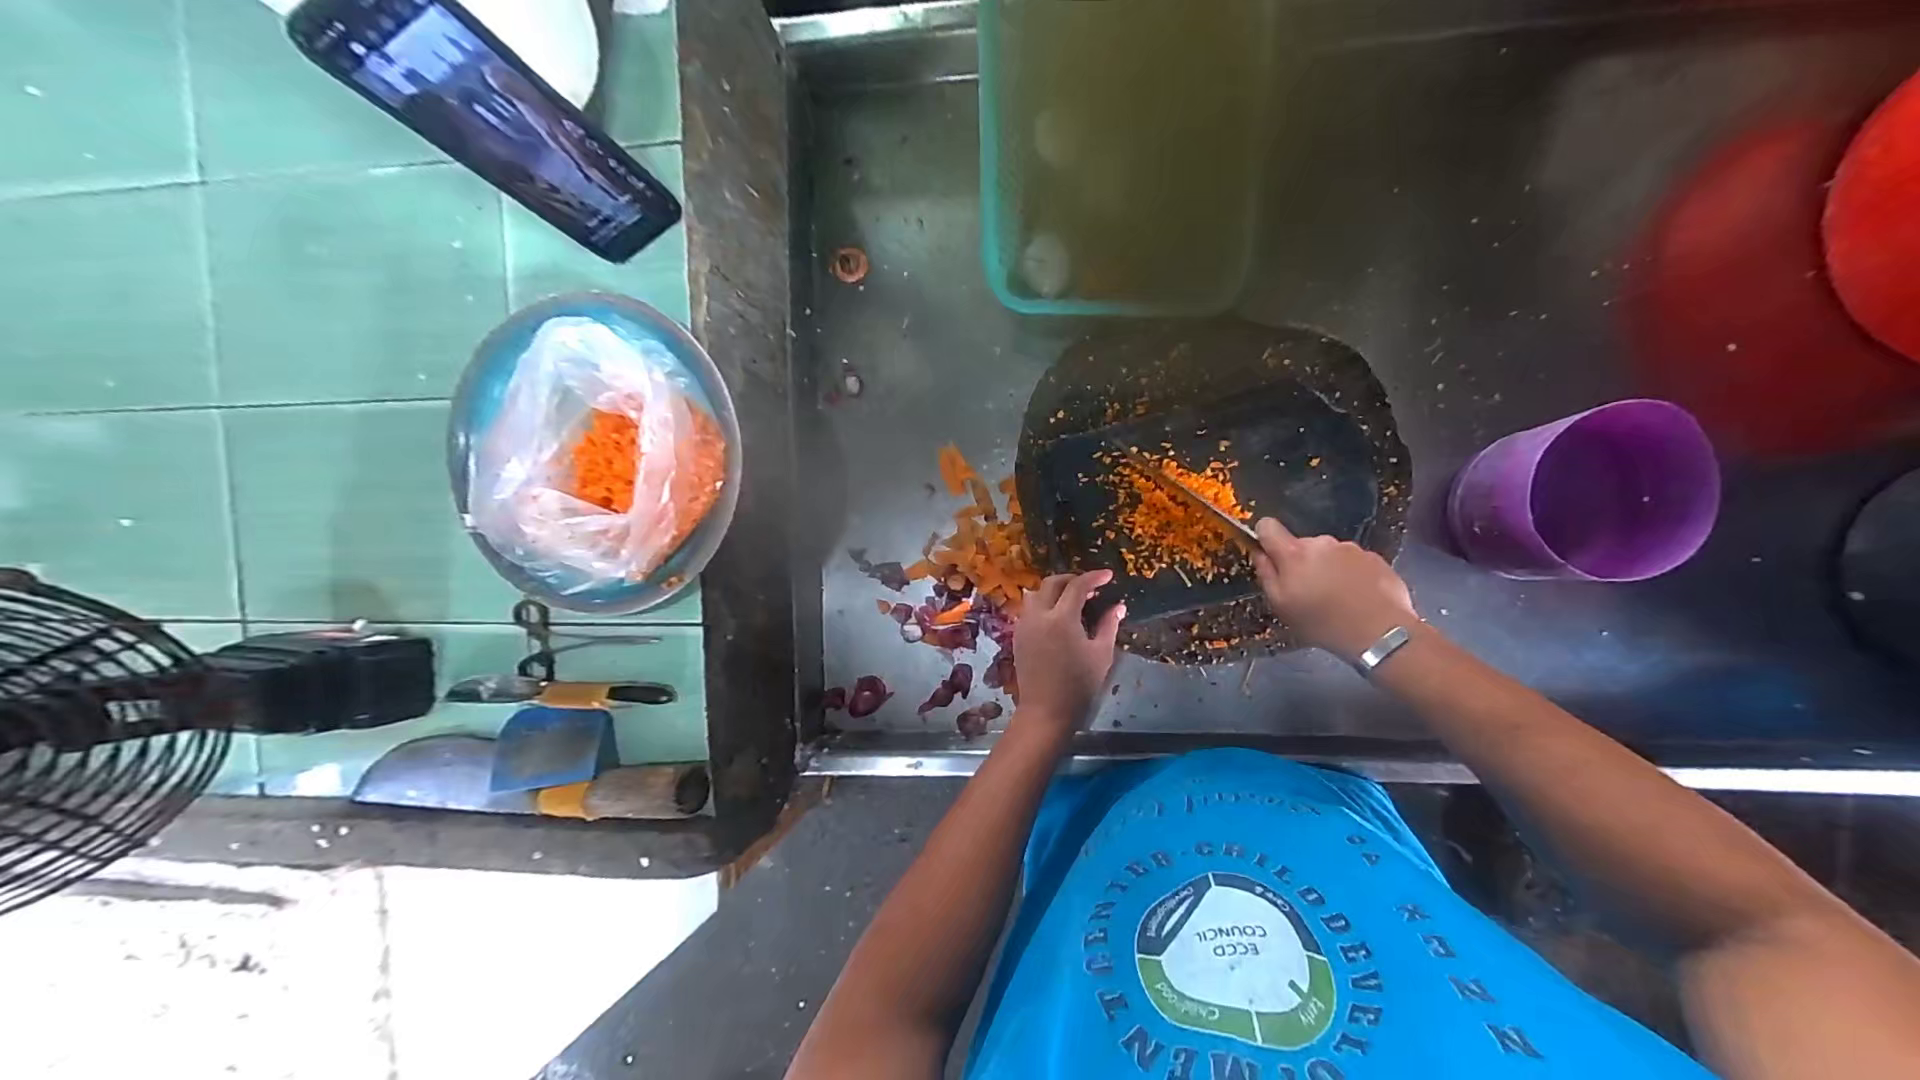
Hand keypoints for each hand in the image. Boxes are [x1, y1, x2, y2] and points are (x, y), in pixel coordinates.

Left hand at [1012, 570, 1124, 734]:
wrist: (1046, 710)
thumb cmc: (1079, 685)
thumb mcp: (1101, 654)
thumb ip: (1109, 625)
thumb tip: (1118, 606)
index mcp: (1061, 618)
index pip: (1077, 586)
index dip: (1094, 577)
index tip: (1107, 576)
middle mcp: (1038, 616)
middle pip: (1052, 583)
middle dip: (1071, 579)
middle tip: (1090, 587)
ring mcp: (1024, 625)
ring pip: (1036, 594)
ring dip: (1054, 591)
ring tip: (1073, 601)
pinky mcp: (1018, 636)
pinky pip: (1029, 610)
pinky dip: (1043, 604)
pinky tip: (1057, 617)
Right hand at [1250, 518, 1416, 659]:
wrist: (1381, 632)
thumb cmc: (1322, 622)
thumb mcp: (1281, 606)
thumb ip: (1266, 574)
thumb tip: (1259, 553)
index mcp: (1293, 553)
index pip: (1268, 526)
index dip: (1265, 537)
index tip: (1270, 556)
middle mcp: (1322, 543)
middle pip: (1301, 545)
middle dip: (1301, 562)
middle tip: (1308, 591)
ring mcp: (1351, 549)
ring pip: (1328, 554)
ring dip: (1327, 568)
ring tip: (1336, 597)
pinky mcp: (1375, 558)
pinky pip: (1353, 562)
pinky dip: (1350, 574)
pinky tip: (1357, 597)